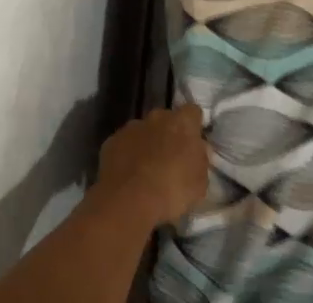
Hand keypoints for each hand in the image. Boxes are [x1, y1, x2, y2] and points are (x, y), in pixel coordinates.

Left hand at [92, 104, 209, 228]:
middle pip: (166, 119)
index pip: (193, 112)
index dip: (194, 125)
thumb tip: (199, 149)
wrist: (128, 201)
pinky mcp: (111, 141)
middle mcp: (156, 117)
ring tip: (147, 170)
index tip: (194, 142)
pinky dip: (128, 154)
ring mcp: (131, 127)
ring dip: (147, 143)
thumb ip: (201, 160)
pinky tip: (129, 175)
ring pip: (143, 130)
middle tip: (171, 158)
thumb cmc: (172, 190)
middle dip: (169, 134)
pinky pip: (124, 144)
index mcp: (182, 122)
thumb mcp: (200, 183)